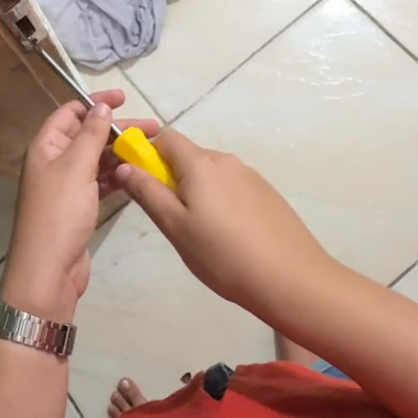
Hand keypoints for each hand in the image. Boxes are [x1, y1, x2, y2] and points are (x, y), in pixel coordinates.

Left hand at [2, 92, 155, 323]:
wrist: (48, 272)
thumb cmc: (59, 214)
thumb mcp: (76, 168)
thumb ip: (90, 134)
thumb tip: (101, 106)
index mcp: (45, 146)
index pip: (70, 112)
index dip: (95, 102)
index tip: (124, 98)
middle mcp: (53, 162)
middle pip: (86, 135)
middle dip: (116, 129)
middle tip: (152, 128)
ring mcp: (66, 186)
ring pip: (96, 159)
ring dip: (119, 153)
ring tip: (150, 152)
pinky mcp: (78, 207)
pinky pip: (99, 182)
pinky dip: (116, 176)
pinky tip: (137, 176)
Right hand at [113, 129, 332, 316]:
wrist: (293, 280)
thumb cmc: (224, 255)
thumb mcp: (175, 227)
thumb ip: (147, 192)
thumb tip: (124, 166)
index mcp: (200, 163)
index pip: (165, 137)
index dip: (147, 153)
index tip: (143, 184)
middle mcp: (225, 160)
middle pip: (188, 156)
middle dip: (172, 177)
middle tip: (172, 219)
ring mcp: (250, 176)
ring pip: (211, 174)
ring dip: (197, 192)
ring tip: (202, 234)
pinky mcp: (267, 193)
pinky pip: (232, 187)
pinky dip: (221, 202)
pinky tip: (229, 237)